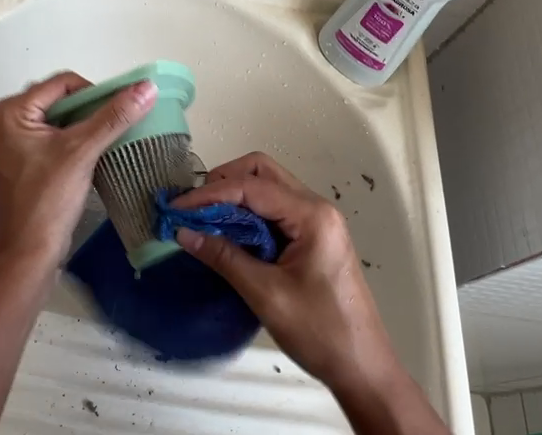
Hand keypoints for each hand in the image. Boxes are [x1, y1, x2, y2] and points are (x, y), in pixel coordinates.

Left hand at [0, 71, 156, 271]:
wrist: (27, 256)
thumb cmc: (47, 201)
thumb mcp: (82, 152)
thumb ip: (114, 117)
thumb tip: (146, 88)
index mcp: (11, 111)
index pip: (63, 83)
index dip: (95, 93)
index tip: (117, 113)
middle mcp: (5, 121)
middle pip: (59, 99)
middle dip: (88, 111)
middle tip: (111, 129)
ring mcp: (11, 144)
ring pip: (58, 120)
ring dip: (83, 127)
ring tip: (104, 142)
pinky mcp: (21, 163)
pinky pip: (52, 139)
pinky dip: (73, 142)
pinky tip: (92, 156)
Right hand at [171, 153, 399, 394]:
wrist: (363, 369)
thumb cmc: (320, 332)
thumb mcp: (266, 295)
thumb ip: (225, 258)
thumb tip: (184, 232)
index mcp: (312, 215)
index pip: (252, 186)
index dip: (210, 193)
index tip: (177, 208)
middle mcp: (316, 208)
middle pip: (262, 173)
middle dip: (223, 183)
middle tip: (193, 207)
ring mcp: (317, 222)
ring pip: (268, 189)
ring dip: (234, 197)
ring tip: (203, 219)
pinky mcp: (313, 238)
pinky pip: (274, 211)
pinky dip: (247, 215)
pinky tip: (227, 233)